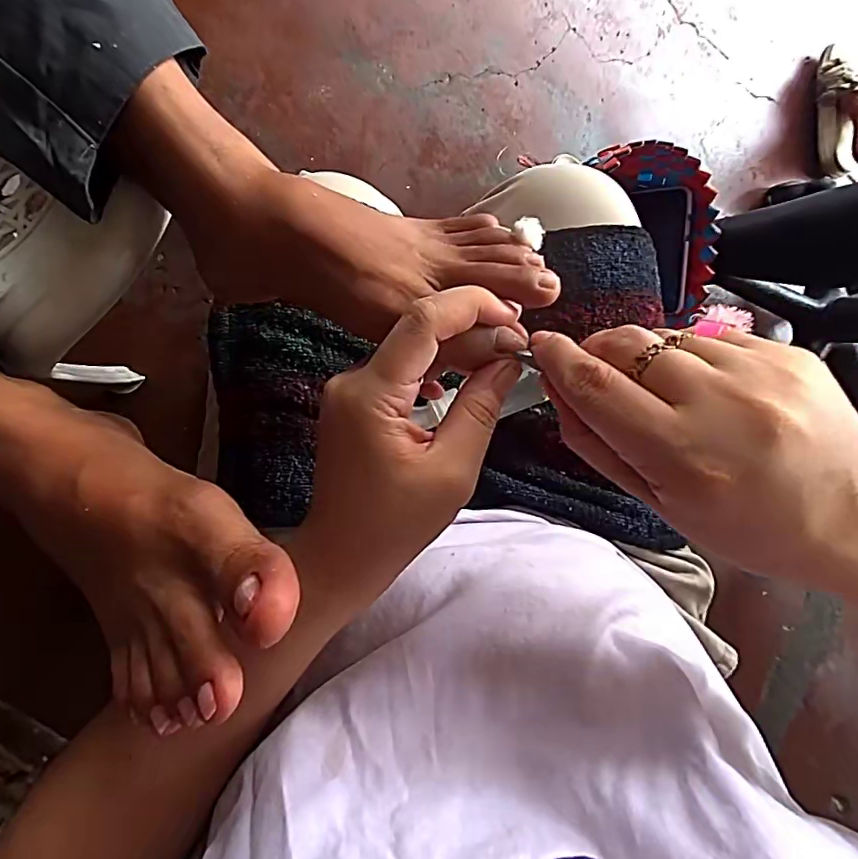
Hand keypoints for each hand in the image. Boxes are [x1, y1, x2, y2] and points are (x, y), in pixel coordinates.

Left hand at [299, 287, 525, 605]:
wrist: (340, 552)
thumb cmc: (394, 525)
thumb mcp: (452, 470)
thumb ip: (480, 407)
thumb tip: (507, 360)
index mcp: (370, 394)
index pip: (421, 321)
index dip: (471, 306)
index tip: (512, 317)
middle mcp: (351, 380)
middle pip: (415, 329)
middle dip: (471, 328)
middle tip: (517, 344)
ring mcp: (347, 388)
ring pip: (409, 347)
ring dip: (456, 347)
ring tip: (500, 358)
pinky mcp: (352, 399)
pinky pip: (399, 369)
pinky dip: (435, 367)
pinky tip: (466, 376)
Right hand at [530, 325, 857, 590]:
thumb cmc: (751, 527)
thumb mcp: (657, 503)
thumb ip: (596, 443)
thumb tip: (558, 390)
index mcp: (684, 453)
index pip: (596, 384)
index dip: (558, 359)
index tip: (542, 347)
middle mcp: (723, 405)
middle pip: (623, 344)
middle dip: (595, 351)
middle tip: (595, 370)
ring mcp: (761, 374)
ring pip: (661, 335)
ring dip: (642, 355)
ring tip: (661, 389)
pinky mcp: (787, 354)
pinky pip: (706, 336)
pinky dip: (688, 355)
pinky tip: (706, 387)